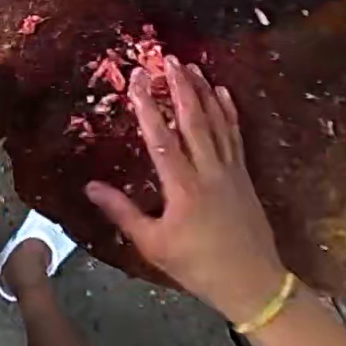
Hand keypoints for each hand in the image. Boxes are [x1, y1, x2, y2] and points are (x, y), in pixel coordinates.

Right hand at [85, 59, 287, 321]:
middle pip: (194, 121)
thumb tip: (90, 186)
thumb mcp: (153, 244)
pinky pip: (236, 135)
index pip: (161, 139)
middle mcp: (208, 172)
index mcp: (183, 188)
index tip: (138, 79)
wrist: (255, 286)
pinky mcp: (244, 175)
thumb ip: (122, 212)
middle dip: (180, 88)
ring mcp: (230, 171)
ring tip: (191, 66)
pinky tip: (222, 92)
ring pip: (217, 123)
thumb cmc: (198, 266)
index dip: (147, 106)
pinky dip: (229, 111)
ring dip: (203, 92)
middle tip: (169, 60)